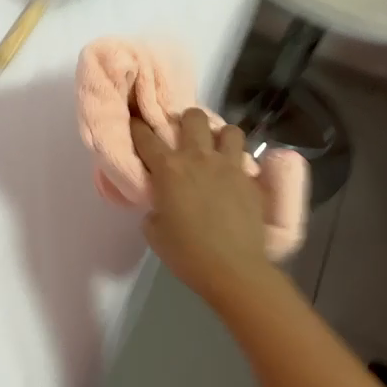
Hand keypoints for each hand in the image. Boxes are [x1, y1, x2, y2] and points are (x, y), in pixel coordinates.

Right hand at [131, 109, 283, 302]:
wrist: (233, 269)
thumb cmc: (186, 253)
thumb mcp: (154, 230)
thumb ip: (154, 206)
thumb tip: (162, 202)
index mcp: (168, 168)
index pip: (145, 135)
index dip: (137, 126)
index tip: (135, 124)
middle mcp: (197, 157)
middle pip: (193, 117)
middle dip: (186, 120)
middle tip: (184, 137)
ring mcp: (228, 166)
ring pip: (228, 129)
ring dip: (220, 136)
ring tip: (216, 150)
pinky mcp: (251, 180)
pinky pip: (246, 159)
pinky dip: (239, 162)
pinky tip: (234, 175)